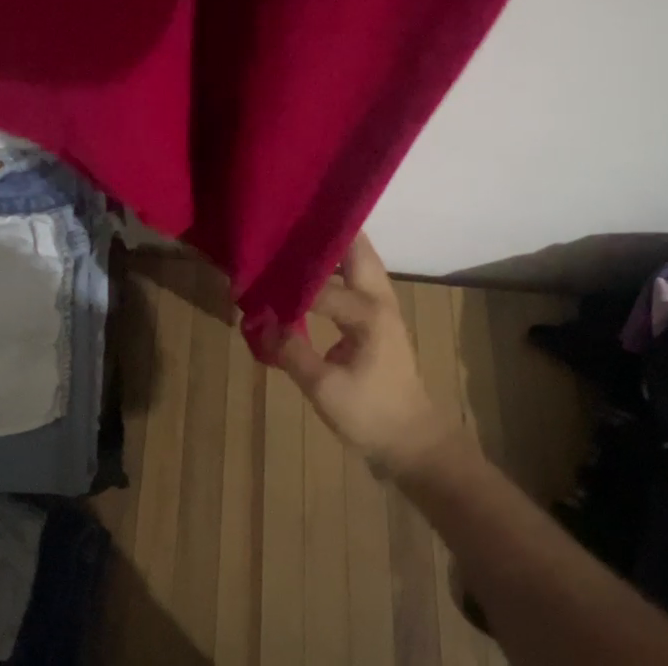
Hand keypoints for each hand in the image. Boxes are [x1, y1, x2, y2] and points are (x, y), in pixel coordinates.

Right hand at [264, 233, 462, 475]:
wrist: (413, 442)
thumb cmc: (372, 414)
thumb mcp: (324, 388)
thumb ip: (291, 352)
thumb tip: (259, 322)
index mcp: (368, 313)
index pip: (319, 287)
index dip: (286, 284)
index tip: (254, 280)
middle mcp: (380, 299)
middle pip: (355, 249)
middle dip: (324, 234)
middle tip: (286, 225)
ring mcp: (383, 306)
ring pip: (359, 260)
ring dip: (332, 248)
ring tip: (294, 241)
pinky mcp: (380, 317)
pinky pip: (357, 278)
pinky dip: (336, 268)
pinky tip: (310, 274)